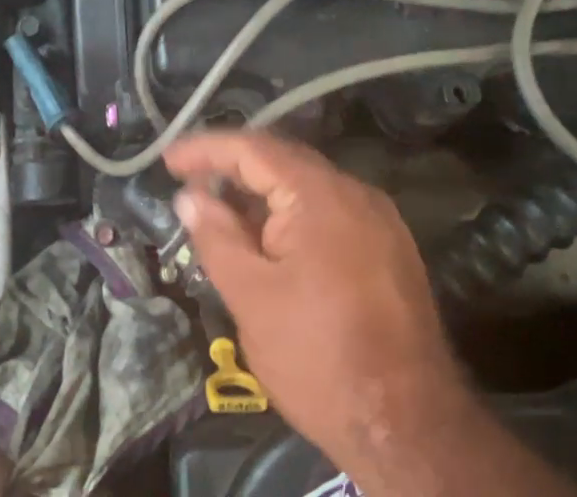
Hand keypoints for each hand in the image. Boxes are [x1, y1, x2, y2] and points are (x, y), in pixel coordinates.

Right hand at [165, 131, 473, 483]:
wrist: (409, 426)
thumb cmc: (318, 357)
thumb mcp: (251, 297)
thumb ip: (216, 237)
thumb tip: (190, 197)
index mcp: (321, 196)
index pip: (254, 149)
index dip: (206, 149)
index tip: (168, 159)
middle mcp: (357, 195)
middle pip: (284, 164)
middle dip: (233, 170)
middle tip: (189, 185)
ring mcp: (380, 223)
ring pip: (309, 191)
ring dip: (262, 198)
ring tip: (220, 216)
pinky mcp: (389, 253)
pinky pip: (330, 216)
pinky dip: (291, 219)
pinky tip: (267, 244)